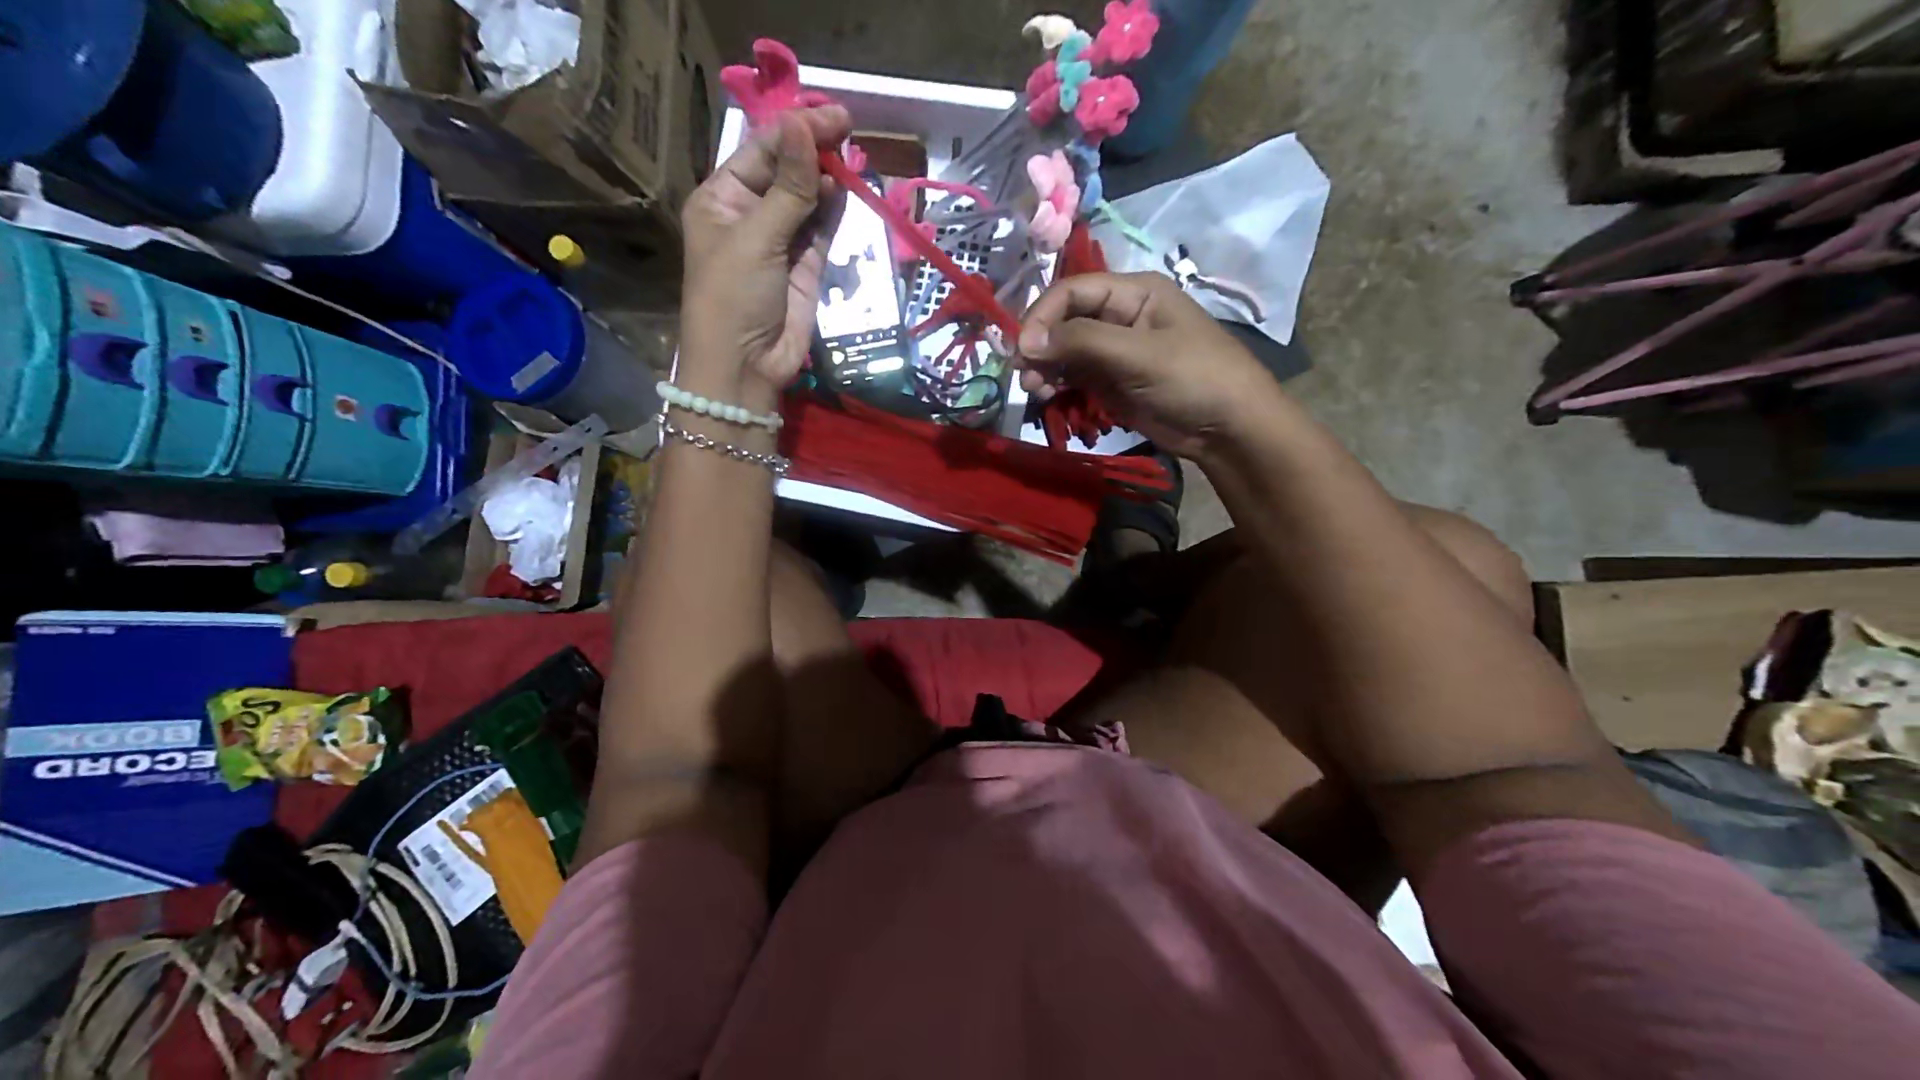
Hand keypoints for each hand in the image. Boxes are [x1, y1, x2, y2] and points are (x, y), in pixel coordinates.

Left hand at [679, 106, 850, 398]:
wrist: (746, 366)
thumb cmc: (734, 296)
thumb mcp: (757, 237)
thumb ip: (788, 186)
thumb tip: (803, 126)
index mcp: (722, 198)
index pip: (762, 150)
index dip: (796, 130)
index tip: (834, 115)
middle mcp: (751, 213)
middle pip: (787, 169)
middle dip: (815, 149)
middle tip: (850, 129)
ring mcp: (780, 240)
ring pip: (808, 196)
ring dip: (828, 176)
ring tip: (853, 154)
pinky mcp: (806, 265)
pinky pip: (822, 227)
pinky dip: (835, 208)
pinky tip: (848, 186)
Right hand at [1016, 272, 1283, 459]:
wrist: (1228, 429)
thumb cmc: (1193, 378)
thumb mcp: (1138, 354)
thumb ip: (1082, 342)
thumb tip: (1026, 342)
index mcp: (1133, 292)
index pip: (1072, 291)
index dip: (1043, 315)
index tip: (1023, 349)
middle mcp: (1120, 315)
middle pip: (1064, 320)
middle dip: (1040, 344)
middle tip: (1024, 374)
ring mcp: (1114, 350)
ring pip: (1064, 350)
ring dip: (1044, 367)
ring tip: (1035, 390)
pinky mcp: (1111, 381)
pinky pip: (1073, 376)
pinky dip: (1056, 384)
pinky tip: (1048, 397)